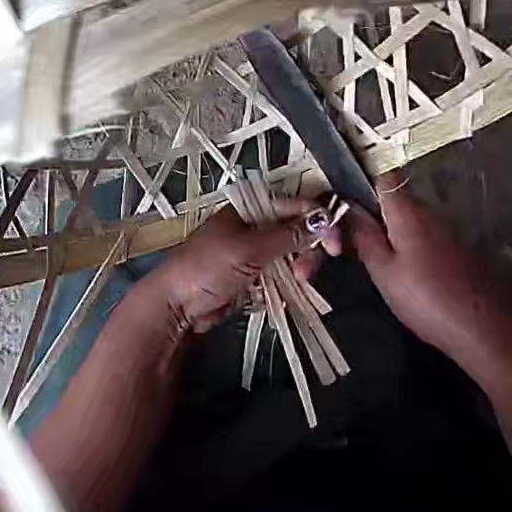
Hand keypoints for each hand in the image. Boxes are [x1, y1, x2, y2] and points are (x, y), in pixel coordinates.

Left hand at [146, 199, 341, 336]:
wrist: (176, 305)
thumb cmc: (206, 268)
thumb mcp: (249, 248)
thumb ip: (288, 235)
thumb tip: (322, 218)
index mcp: (249, 209)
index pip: (293, 206)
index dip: (317, 221)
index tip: (335, 243)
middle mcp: (253, 226)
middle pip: (296, 231)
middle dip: (307, 250)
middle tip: (307, 273)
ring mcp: (252, 251)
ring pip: (291, 255)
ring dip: (298, 269)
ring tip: (297, 285)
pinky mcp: (252, 275)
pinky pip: (280, 275)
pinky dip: (287, 283)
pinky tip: (287, 293)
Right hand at [346, 172, 511, 386]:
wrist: (484, 330)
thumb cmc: (426, 299)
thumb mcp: (383, 271)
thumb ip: (364, 236)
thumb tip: (348, 209)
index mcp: (408, 211)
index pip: (383, 176)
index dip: (361, 181)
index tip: (344, 203)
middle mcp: (430, 212)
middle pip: (395, 198)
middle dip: (372, 213)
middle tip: (353, 240)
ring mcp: (447, 229)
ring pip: (409, 218)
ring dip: (390, 231)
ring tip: (376, 261)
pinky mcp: (457, 248)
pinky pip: (424, 235)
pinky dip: (409, 245)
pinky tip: (405, 273)